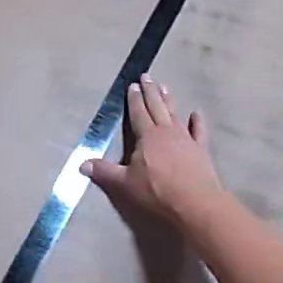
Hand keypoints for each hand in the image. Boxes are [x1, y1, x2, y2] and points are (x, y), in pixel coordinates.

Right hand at [81, 75, 226, 226]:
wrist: (196, 205)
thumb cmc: (157, 192)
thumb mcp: (124, 183)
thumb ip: (104, 172)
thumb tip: (81, 164)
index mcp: (147, 136)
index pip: (138, 113)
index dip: (134, 99)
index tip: (132, 85)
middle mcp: (166, 133)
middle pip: (157, 107)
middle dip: (151, 92)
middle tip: (147, 77)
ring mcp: (186, 140)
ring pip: (175, 115)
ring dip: (169, 101)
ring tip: (166, 88)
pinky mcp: (201, 151)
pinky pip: (199, 132)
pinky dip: (198, 122)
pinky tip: (196, 114)